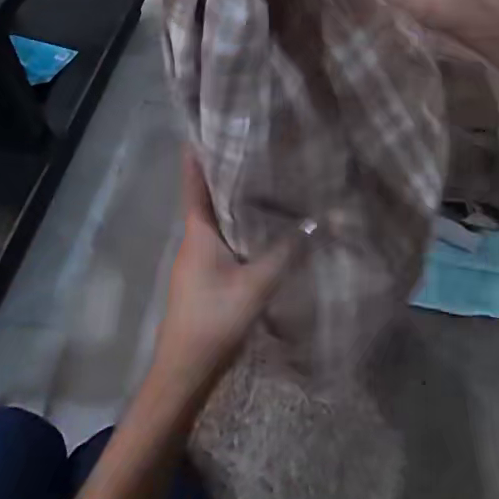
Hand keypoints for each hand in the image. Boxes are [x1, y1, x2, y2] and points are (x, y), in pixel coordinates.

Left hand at [149, 151, 303, 393]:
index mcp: (197, 233)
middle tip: (250, 153)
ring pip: (214, 222)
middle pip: (205, 199)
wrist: (184, 368)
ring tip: (260, 184)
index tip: (205, 130)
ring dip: (231, 204)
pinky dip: (234, 229)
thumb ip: (284, 254)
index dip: (196, 157)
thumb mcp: (255, 286)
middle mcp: (192, 240)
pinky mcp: (202, 278)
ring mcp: (195, 260)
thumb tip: (313, 223)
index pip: (193, 184)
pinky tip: (256, 231)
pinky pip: (218, 241)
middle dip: (223, 176)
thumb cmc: (214, 319)